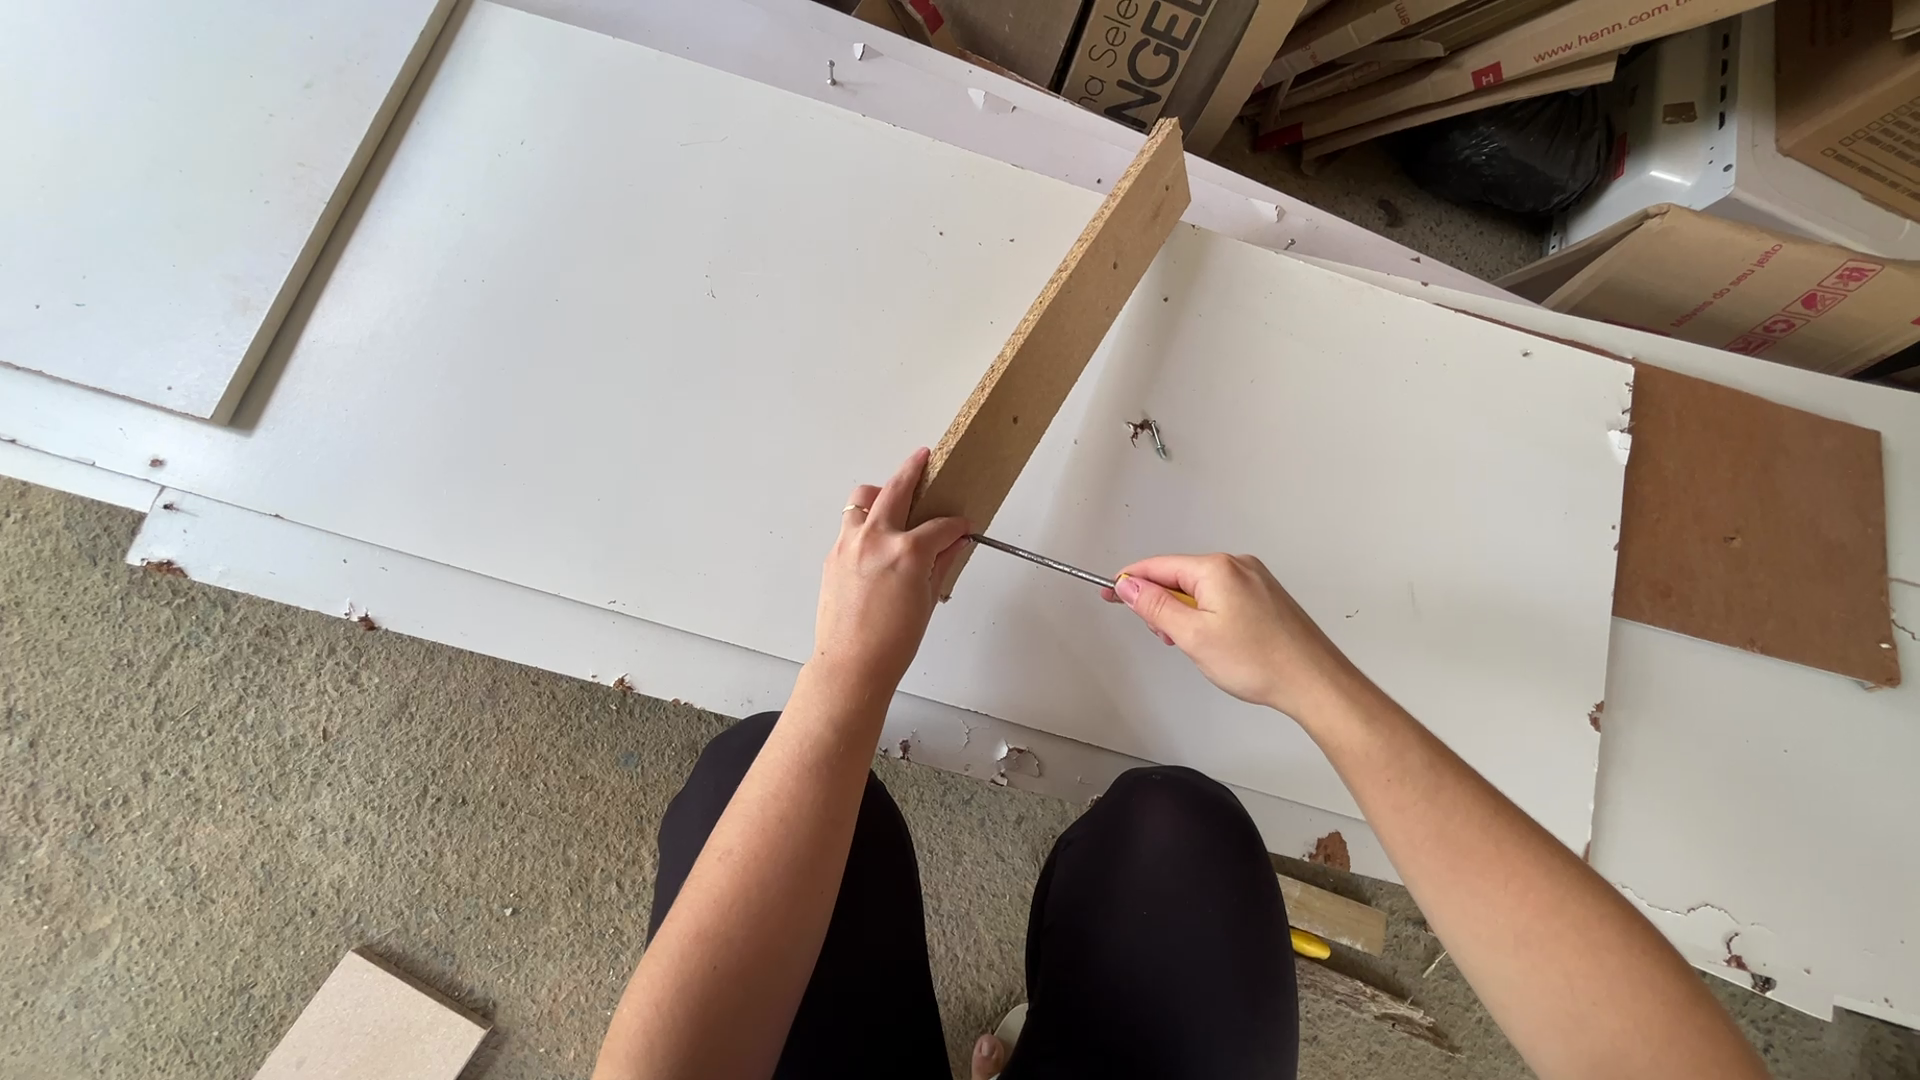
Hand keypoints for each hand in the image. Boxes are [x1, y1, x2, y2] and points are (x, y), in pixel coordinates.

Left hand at [809, 448, 970, 692]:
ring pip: (863, 498)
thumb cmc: (892, 642)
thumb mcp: (927, 599)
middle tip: (923, 459)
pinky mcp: (834, 555)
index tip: (962, 525)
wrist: (853, 664)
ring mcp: (850, 544)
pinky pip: (850, 525)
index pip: (941, 526)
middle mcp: (876, 539)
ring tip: (892, 498)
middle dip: (913, 470)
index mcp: (907, 551)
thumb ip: (941, 563)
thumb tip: (953, 544)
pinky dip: (864, 522)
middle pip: (897, 488)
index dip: (957, 524)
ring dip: (880, 492)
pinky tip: (876, 537)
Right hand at [1104, 554, 1362, 720]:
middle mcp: (1237, 566)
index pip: (1158, 566)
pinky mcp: (1264, 597)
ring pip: (1199, 589)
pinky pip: (1220, 597)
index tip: (1109, 593)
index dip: (1129, 581)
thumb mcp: (1191, 636)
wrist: (1314, 682)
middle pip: (1178, 576)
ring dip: (1185, 614)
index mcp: (1217, 568)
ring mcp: (1254, 580)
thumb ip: (1154, 606)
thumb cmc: (1261, 662)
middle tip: (1168, 637)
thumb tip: (1129, 585)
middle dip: (1162, 605)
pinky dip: (1206, 616)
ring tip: (1199, 647)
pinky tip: (1216, 643)